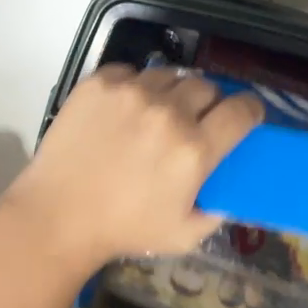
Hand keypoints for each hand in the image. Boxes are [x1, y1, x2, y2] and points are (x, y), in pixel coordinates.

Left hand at [0, 65, 262, 272]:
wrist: (58, 215)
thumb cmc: (123, 229)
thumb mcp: (184, 235)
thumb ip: (216, 212)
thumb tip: (231, 191)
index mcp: (194, 149)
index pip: (242, 110)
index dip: (249, 110)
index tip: (244, 115)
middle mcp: (168, 113)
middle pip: (207, 87)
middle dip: (208, 102)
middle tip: (194, 120)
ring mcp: (131, 93)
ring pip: (171, 75)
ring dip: (172, 92)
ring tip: (158, 112)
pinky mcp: (100, 83)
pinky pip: (132, 72)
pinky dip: (135, 86)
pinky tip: (126, 109)